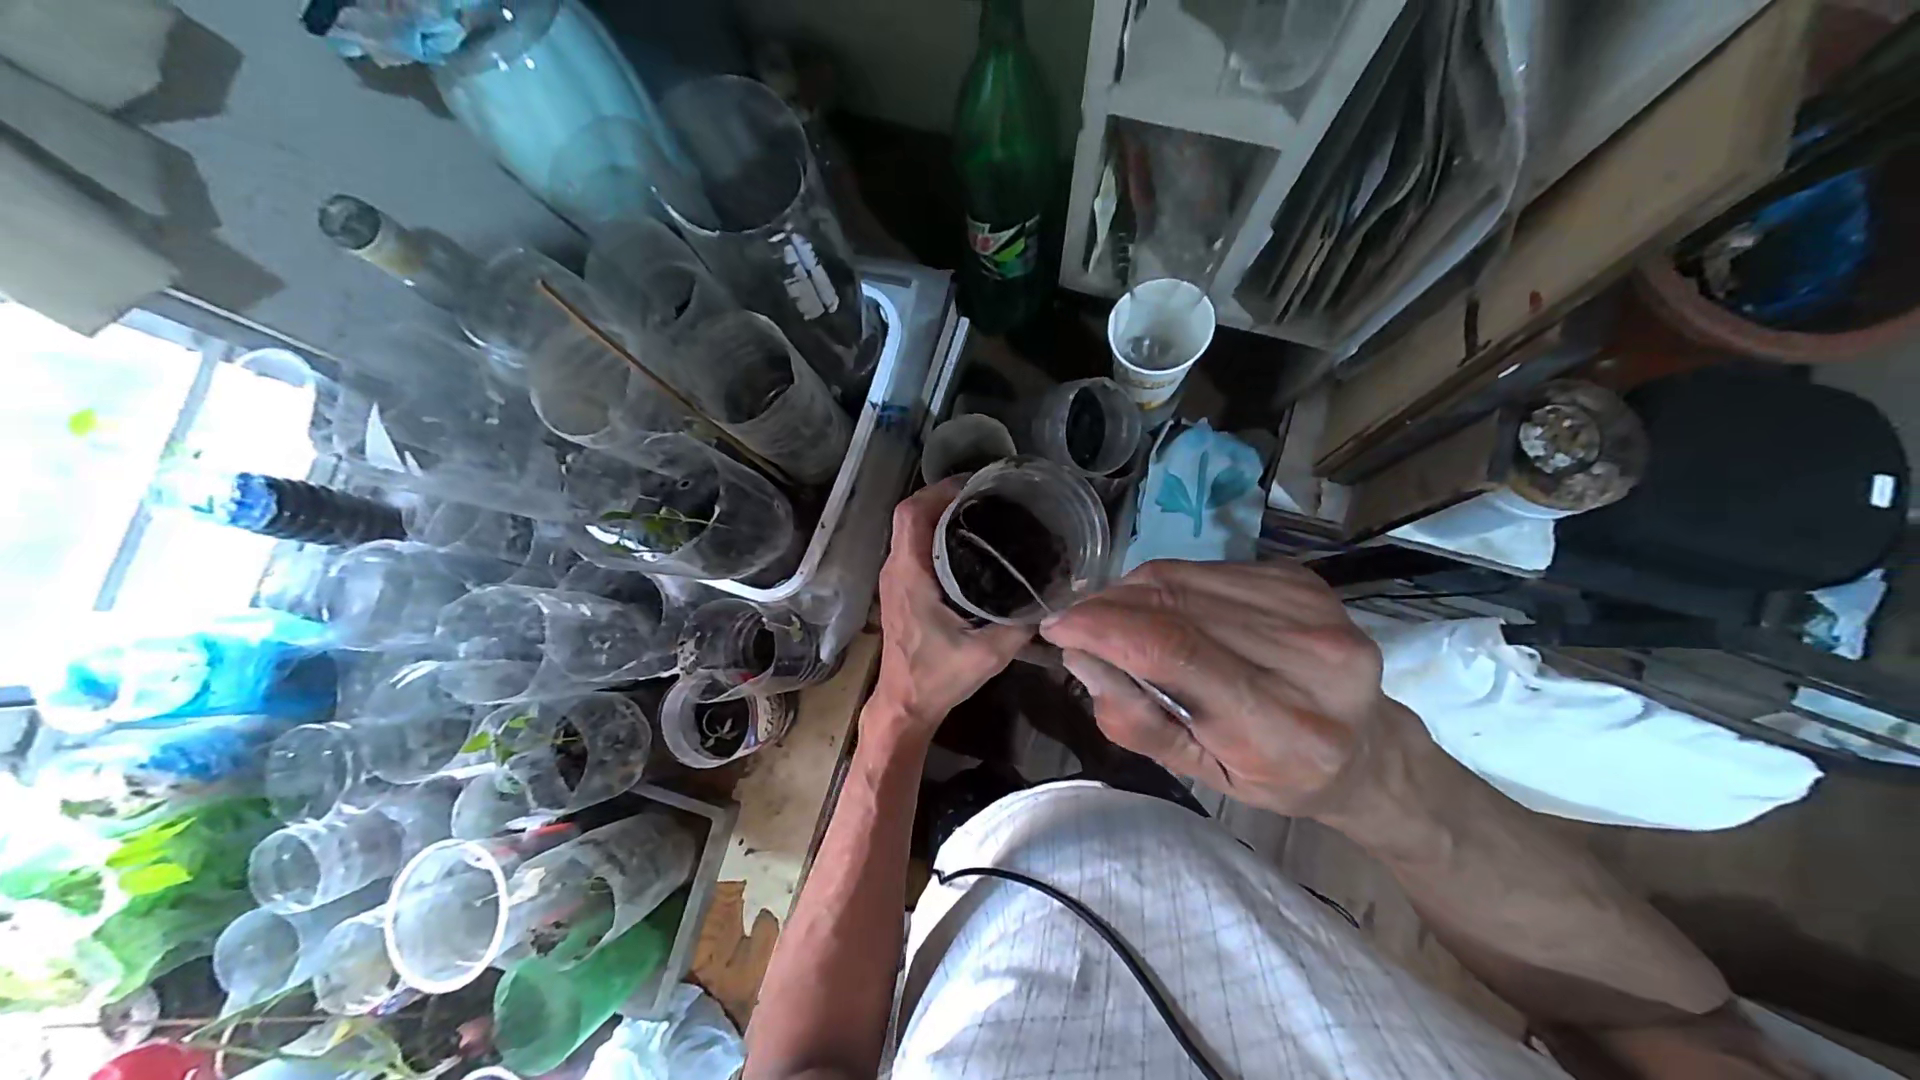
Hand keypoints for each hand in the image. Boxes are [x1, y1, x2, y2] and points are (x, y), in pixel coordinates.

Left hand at [869, 479, 1030, 744]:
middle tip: (986, 494)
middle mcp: (896, 569)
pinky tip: (966, 542)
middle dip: (943, 496)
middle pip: (910, 514)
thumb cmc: (937, 678)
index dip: (939, 490)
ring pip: (909, 529)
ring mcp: (893, 579)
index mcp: (910, 575)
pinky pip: (912, 546)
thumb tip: (1052, 598)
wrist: (904, 704)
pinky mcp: (899, 589)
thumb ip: (1020, 625)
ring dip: (937, 513)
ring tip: (980, 510)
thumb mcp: (987, 655)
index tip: (975, 484)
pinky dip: (933, 533)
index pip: (912, 514)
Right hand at [1038, 559, 1403, 815]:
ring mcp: (1309, 607)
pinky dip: (1162, 584)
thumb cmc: (1279, 776)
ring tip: (1109, 617)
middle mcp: (1308, 655)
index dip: (1104, 630)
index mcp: (1284, 725)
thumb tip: (1084, 660)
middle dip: (1105, 607)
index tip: (1057, 628)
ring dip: (1127, 592)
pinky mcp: (1300, 578)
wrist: (1366, 747)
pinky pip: (1202, 568)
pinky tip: (1157, 608)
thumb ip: (1138, 722)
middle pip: (1172, 604)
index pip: (1175, 652)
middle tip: (1074, 624)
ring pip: (1181, 577)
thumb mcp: (1204, 774)